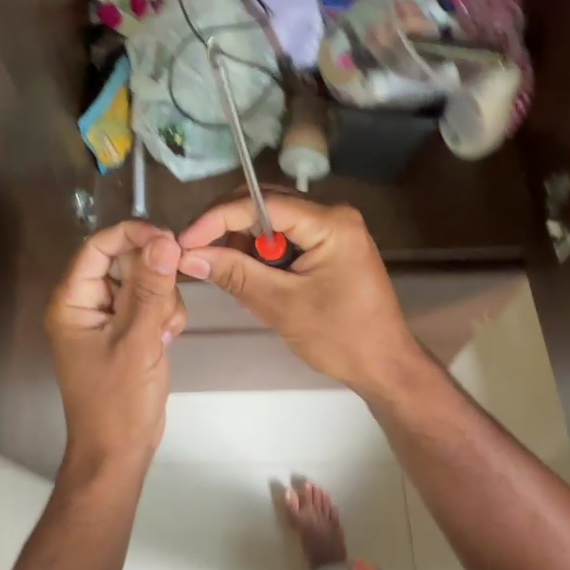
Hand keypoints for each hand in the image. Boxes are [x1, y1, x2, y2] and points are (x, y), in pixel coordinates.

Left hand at [45, 221, 187, 476]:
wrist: (119, 451)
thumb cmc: (118, 401)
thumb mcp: (138, 341)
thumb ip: (152, 289)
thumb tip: (165, 241)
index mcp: (72, 301)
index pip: (97, 247)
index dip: (131, 235)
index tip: (168, 238)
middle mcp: (86, 303)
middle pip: (124, 261)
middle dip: (153, 277)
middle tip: (168, 302)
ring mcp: (107, 318)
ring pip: (144, 280)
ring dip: (163, 299)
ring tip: (164, 333)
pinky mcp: (127, 331)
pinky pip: (151, 303)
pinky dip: (164, 315)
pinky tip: (167, 340)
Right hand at [177, 196, 424, 395]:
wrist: (384, 365)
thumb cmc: (340, 337)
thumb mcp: (281, 306)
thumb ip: (235, 274)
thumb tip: (188, 255)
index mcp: (330, 222)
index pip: (261, 204)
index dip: (218, 218)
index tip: (185, 240)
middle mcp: (331, 214)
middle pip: (263, 205)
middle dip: (227, 229)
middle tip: (198, 256)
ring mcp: (331, 229)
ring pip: (269, 222)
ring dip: (243, 246)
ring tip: (232, 280)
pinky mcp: (327, 246)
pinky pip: (283, 238)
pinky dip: (261, 257)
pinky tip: (254, 283)